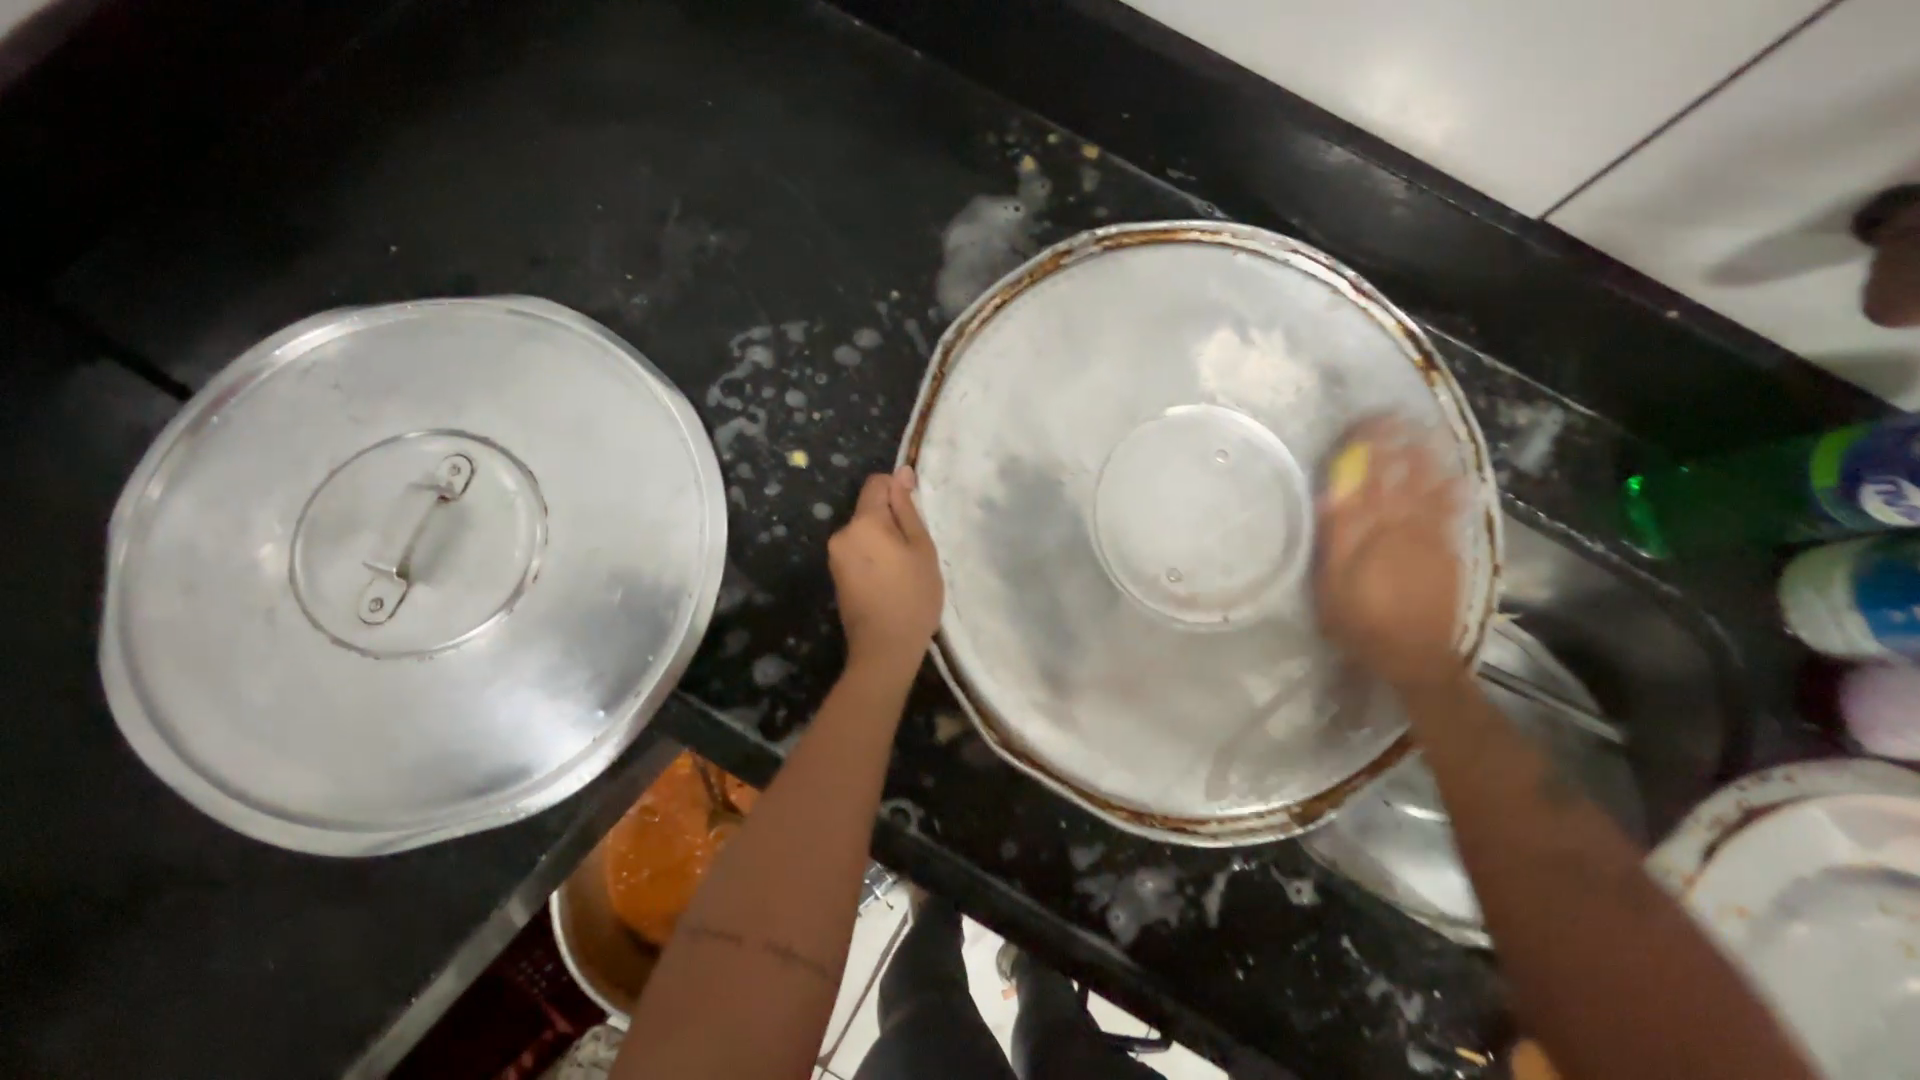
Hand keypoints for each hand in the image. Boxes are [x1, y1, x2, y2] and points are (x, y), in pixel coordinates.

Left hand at [828, 467, 944, 675]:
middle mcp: (842, 533)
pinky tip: (890, 582)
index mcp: (864, 522)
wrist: (884, 649)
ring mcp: (836, 556)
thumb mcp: (921, 548)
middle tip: (915, 551)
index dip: (898, 490)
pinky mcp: (836, 576)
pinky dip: (874, 559)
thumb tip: (901, 473)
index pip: (877, 483)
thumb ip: (908, 509)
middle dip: (891, 521)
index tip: (916, 517)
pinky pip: (858, 552)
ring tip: (904, 571)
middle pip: (869, 510)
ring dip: (883, 542)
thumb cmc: (912, 597)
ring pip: (864, 533)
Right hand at [1314, 417, 1465, 688]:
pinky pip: (1451, 509)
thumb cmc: (1361, 624)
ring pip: (1428, 485)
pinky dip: (1453, 487)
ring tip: (1425, 430)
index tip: (1362, 423)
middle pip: (1399, 474)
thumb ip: (1335, 538)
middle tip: (1395, 416)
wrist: (1415, 656)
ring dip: (1426, 456)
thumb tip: (1332, 493)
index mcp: (1368, 531)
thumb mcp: (1331, 586)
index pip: (1364, 478)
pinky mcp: (1448, 550)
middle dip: (1397, 443)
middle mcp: (1401, 525)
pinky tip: (1456, 472)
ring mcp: (1429, 536)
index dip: (1364, 448)